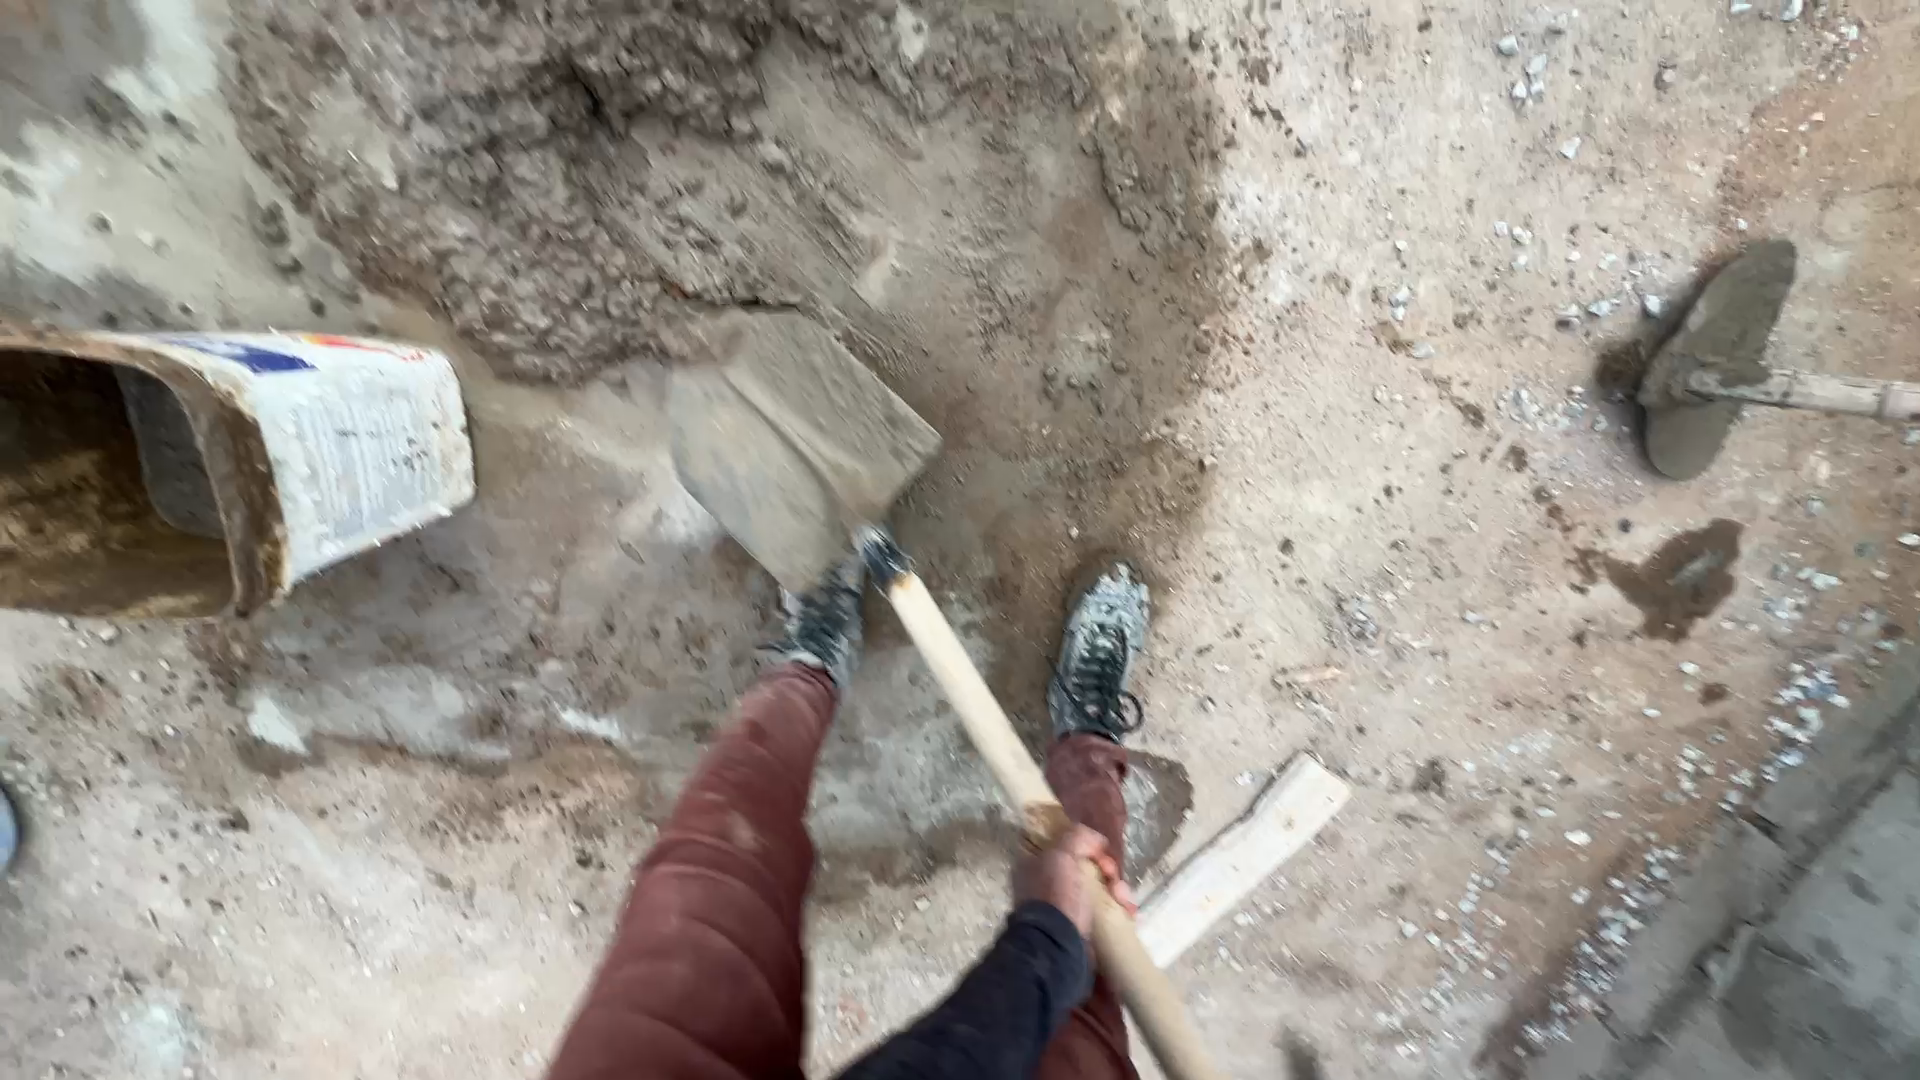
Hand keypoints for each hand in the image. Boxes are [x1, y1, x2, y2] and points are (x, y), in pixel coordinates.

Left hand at [1012, 824, 1135, 937]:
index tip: (1103, 854)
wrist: (1058, 949)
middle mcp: (1048, 884)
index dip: (1089, 847)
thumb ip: (1077, 838)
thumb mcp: (1061, 856)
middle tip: (1115, 882)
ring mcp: (1065, 908)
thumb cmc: (1056, 897)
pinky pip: (1104, 913)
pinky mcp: (1082, 929)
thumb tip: (1097, 839)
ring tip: (1126, 904)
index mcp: (1036, 864)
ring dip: (1118, 893)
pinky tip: (1129, 915)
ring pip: (1099, 890)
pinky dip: (1119, 912)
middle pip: (1087, 868)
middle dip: (1109, 873)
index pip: (1067, 846)